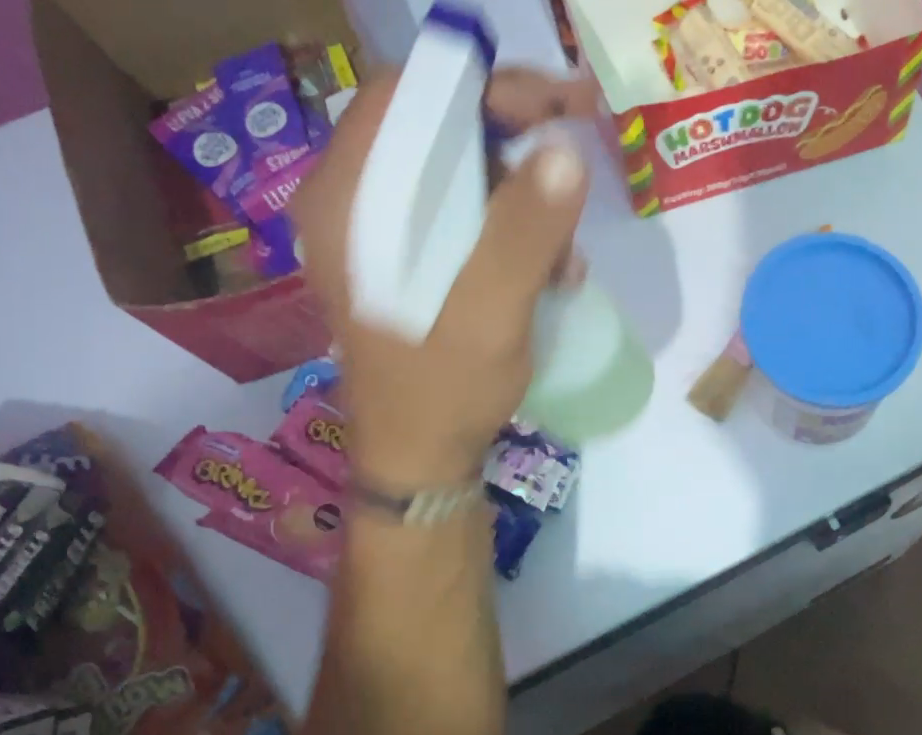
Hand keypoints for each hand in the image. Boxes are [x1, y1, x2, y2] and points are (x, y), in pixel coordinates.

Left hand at [291, 70, 593, 489]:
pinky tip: (547, 273)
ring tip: (564, 252)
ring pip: (452, 174)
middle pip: (432, 130)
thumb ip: (522, 235)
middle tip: (571, 164)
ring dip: (518, 197)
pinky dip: (507, 230)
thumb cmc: (444, 391)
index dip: (483, 87)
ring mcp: (376, 236)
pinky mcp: (403, 264)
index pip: (408, 98)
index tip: (555, 109)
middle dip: (511, 143)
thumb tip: (564, 154)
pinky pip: (458, 217)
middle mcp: (353, 205)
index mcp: (350, 201)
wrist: (422, 459)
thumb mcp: (488, 315)